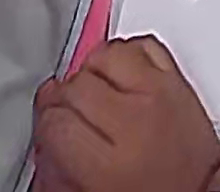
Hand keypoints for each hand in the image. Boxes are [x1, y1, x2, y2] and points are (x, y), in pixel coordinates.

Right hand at [33, 36, 219, 191]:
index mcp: (110, 167)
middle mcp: (133, 122)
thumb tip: (43, 148)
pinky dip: (126, 52)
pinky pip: (142, 44)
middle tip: (63, 110)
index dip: (45, 123)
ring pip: (106, 55)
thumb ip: (64, 175)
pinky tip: (121, 69)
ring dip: (92, 69)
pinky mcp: (176, 76)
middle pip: (77, 85)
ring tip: (92, 87)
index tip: (47, 128)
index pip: (57, 124)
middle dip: (63, 97)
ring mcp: (157, 92)